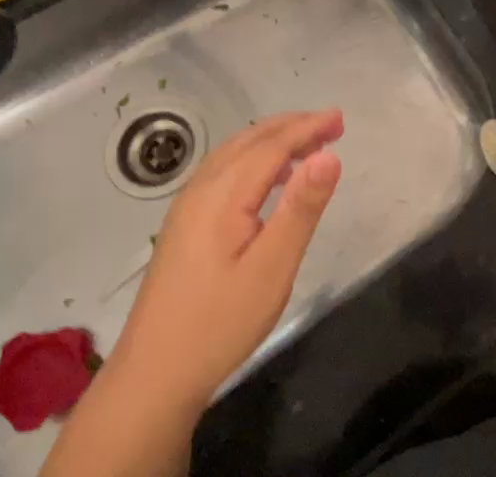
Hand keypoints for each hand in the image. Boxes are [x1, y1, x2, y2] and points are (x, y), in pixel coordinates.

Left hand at [44, 109, 342, 476]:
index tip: (341, 120)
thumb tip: (328, 156)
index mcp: (222, 196)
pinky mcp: (184, 227)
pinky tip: (270, 180)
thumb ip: (301, 208)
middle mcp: (200, 191)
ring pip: (233, 155)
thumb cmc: (220, 323)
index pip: (271, 146)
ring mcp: (187, 209)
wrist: (154, 374)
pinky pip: (223, 172)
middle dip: (292, 127)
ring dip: (272, 141)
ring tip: (308, 144)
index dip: (307, 128)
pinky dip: (253, 160)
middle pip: (249, 142)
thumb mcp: (272, 268)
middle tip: (333, 125)